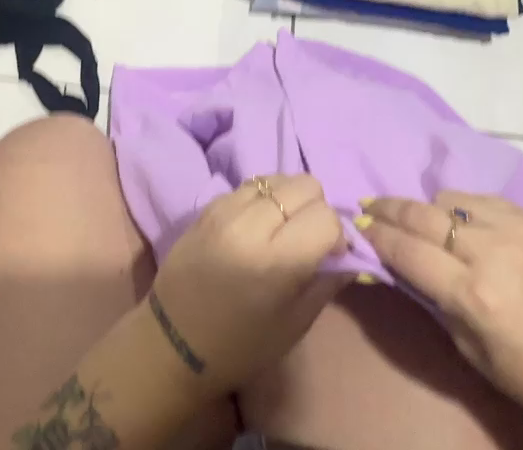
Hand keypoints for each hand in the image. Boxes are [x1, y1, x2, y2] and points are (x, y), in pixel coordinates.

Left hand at [148, 174, 349, 392]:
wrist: (173, 343)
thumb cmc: (240, 346)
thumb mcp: (294, 324)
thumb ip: (326, 281)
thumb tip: (350, 253)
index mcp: (276, 261)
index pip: (326, 216)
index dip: (335, 234)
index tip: (327, 255)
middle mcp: (250, 226)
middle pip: (304, 184)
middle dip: (316, 207)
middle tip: (306, 238)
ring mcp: (224, 211)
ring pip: (275, 177)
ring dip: (287, 198)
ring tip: (280, 229)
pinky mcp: (206, 207)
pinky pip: (247, 186)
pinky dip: (261, 199)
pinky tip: (255, 226)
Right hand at [360, 192, 522, 437]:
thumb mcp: (476, 355)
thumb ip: (436, 304)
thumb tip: (402, 270)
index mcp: (475, 296)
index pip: (407, 252)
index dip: (377, 236)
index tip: (356, 227)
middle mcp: (492, 253)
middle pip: (423, 215)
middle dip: (388, 209)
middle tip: (367, 206)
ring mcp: (517, 231)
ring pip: (452, 200)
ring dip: (426, 207)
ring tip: (416, 218)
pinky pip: (484, 200)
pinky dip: (461, 206)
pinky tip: (457, 218)